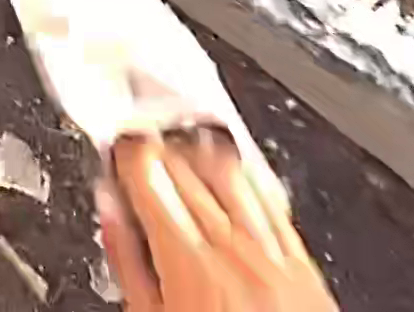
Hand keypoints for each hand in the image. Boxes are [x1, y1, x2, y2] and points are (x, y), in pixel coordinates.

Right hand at [97, 129, 336, 311]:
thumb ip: (126, 259)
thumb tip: (109, 207)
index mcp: (185, 258)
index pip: (147, 171)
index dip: (126, 150)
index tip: (117, 147)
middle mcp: (230, 245)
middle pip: (183, 165)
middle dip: (156, 147)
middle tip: (139, 145)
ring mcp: (271, 254)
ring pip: (226, 173)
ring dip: (196, 151)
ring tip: (178, 145)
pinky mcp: (305, 267)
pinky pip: (271, 203)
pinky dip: (244, 177)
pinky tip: (230, 169)